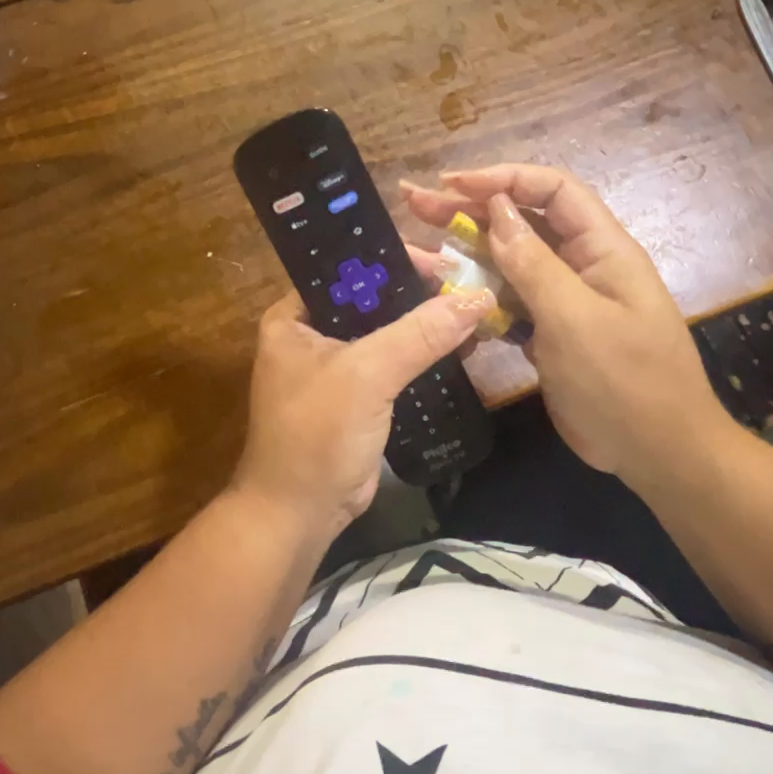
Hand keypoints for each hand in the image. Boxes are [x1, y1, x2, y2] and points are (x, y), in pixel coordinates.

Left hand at [234, 287, 494, 536]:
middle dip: (418, 293)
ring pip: (387, 331)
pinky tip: (461, 346)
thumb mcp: (366, 375)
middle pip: (372, 298)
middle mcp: (311, 334)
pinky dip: (424, 355)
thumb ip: (419, 334)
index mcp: (294, 316)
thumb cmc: (316, 435)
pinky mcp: (358, 396)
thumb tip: (477, 297)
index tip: (445, 263)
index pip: (348, 269)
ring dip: (426, 324)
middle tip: (468, 287)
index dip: (394, 259)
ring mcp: (335, 366)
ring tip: (474, 312)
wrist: (300, 514)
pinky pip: (395, 363)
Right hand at [403, 165, 732, 486]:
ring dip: (465, 249)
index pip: (552, 190)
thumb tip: (496, 210)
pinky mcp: (548, 332)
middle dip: (470, 207)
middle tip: (413, 201)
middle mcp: (581, 265)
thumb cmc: (624, 383)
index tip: (452, 185)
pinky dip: (475, 292)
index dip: (503, 179)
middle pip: (522, 221)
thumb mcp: (575, 320)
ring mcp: (563, 300)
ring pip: (509, 261)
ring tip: (416, 240)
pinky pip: (507, 300)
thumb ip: (533, 264)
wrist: (657, 454)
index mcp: (602, 249)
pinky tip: (442, 289)